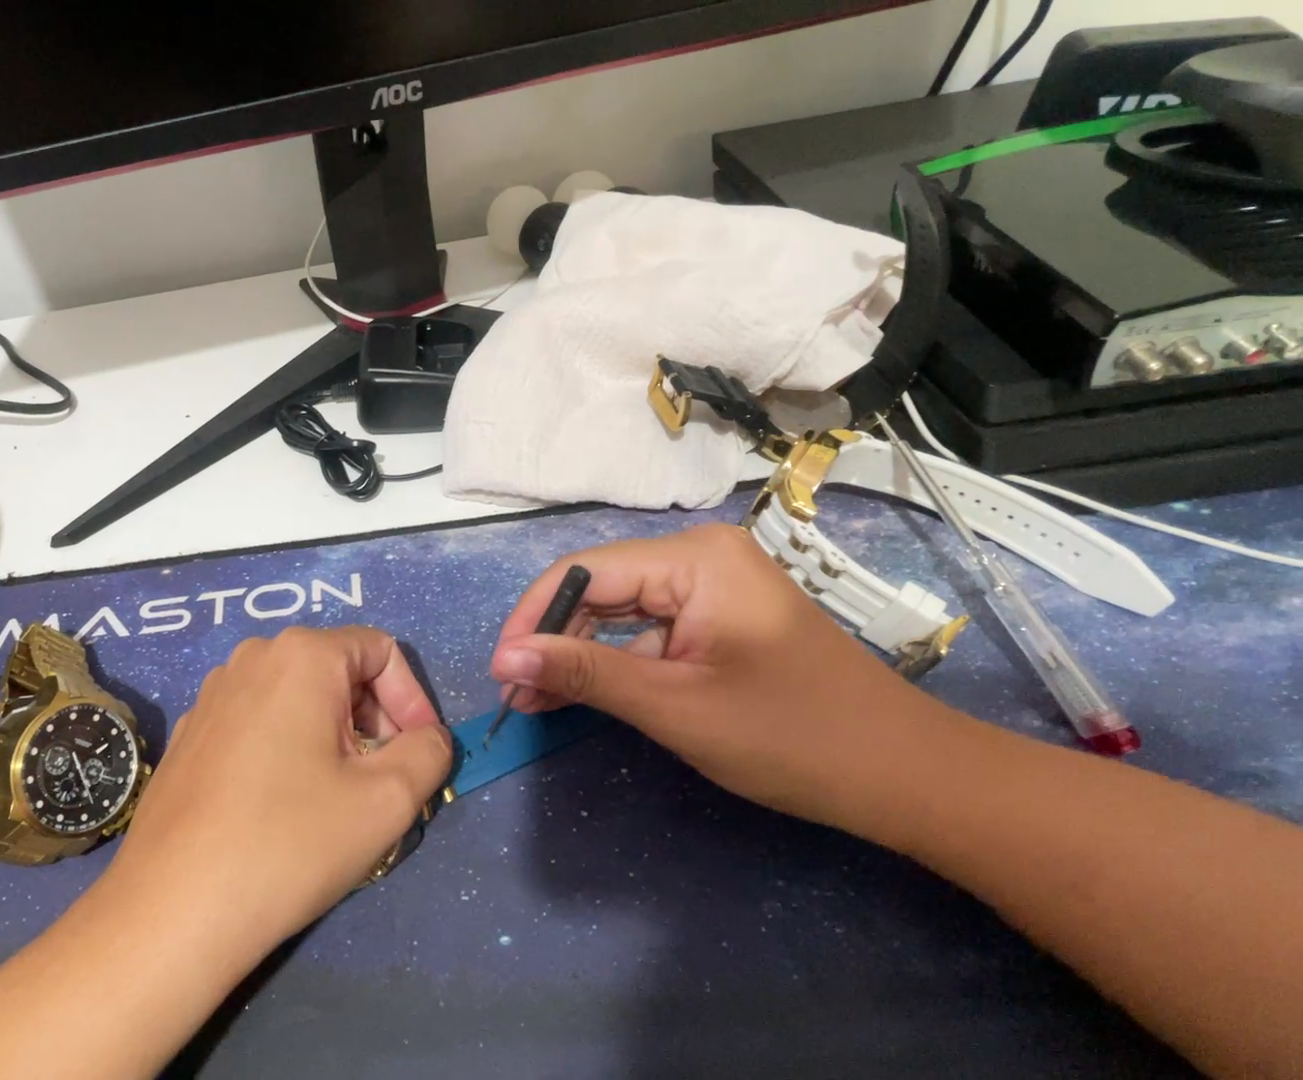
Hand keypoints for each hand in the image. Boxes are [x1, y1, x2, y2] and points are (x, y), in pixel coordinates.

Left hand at [103, 626, 452, 961]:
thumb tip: (430, 738)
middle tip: (380, 784)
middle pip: (338, 671)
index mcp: (300, 655)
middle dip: (374, 721)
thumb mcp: (386, 800)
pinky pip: (258, 723)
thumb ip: (429, 752)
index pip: (381, 651)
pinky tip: (281, 808)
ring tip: (335, 799)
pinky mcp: (190, 735)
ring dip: (333, 738)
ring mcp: (211, 695)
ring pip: (298, 699)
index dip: (413, 701)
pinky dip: (288, 749)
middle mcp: (251, 658)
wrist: (174, 908)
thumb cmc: (290, 842)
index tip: (416, 757)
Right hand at [490, 524, 946, 824]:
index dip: (533, 618)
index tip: (500, 669)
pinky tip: (578, 694)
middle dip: (552, 639)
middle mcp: (700, 556)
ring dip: (576, 654)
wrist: (903, 775)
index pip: (584, 571)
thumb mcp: (675, 705)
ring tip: (535, 699)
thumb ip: (585, 673)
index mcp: (695, 557)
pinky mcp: (717, 618)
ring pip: (617, 611)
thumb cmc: (790, 736)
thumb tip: (505, 657)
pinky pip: (646, 631)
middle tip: (515, 693)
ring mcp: (711, 587)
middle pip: (598, 587)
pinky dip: (612, 663)